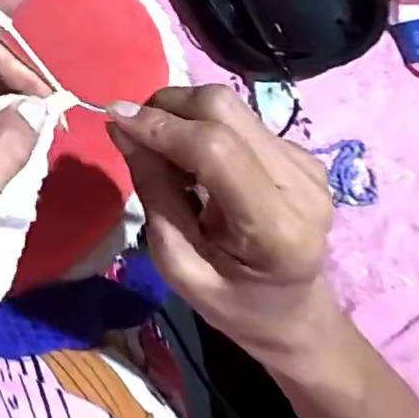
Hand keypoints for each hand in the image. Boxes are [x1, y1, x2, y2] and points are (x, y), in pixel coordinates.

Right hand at [108, 85, 342, 367]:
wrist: (295, 313)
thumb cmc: (233, 302)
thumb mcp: (177, 263)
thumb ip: (152, 191)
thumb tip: (122, 128)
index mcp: (275, 227)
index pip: (214, 148)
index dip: (160, 125)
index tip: (114, 117)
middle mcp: (299, 184)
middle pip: (222, 108)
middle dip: (166, 106)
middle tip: (136, 132)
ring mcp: (304, 162)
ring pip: (227, 104)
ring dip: (180, 113)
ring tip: (163, 149)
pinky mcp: (299, 152)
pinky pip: (236, 117)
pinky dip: (200, 125)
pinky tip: (194, 160)